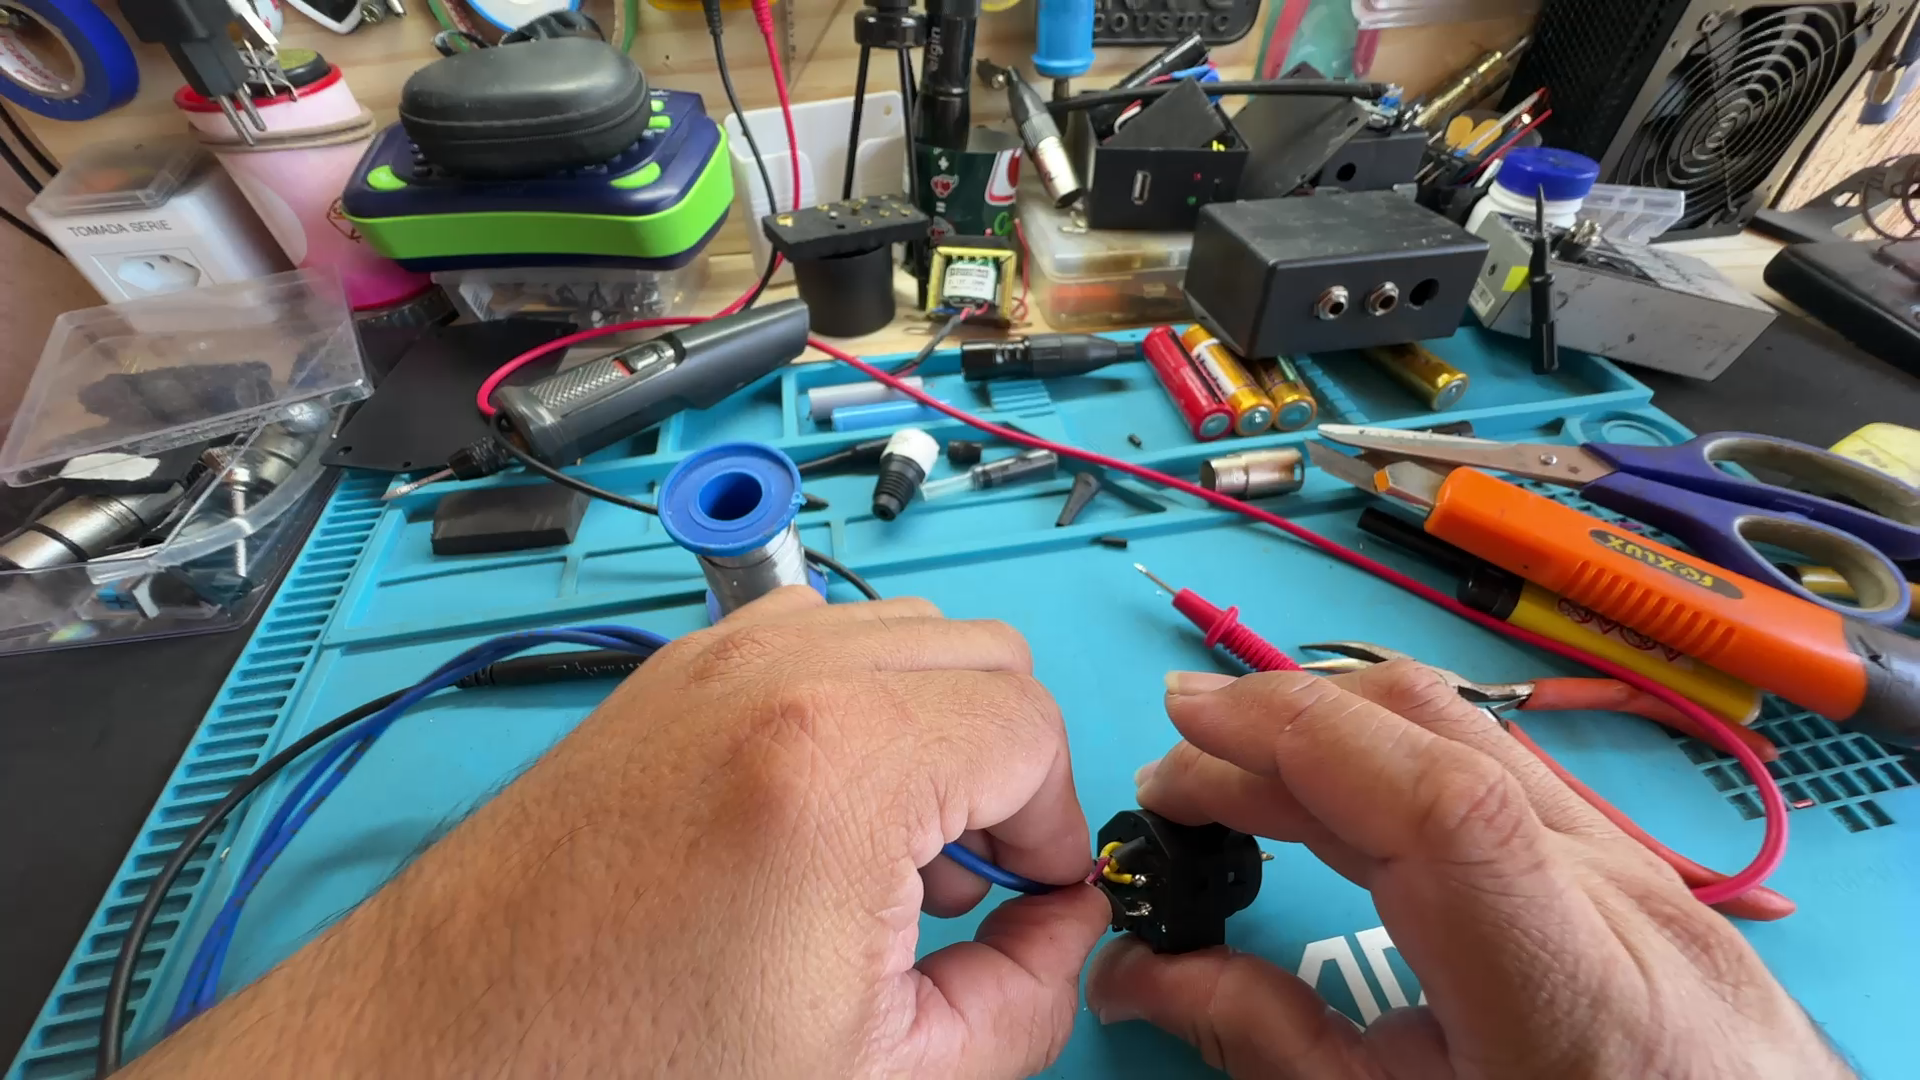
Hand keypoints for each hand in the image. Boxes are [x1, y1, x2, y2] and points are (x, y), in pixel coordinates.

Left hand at [126, 588, 1106, 1079]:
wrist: (430, 1064)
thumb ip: (1025, 996)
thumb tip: (1061, 917)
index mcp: (844, 762)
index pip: (1032, 724)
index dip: (1056, 818)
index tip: (1028, 889)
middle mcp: (788, 668)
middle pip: (987, 657)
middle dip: (1007, 760)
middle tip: (970, 863)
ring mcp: (729, 647)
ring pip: (913, 631)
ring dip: (937, 720)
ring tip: (892, 830)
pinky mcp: (688, 659)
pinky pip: (829, 631)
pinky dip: (862, 690)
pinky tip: (825, 787)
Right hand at [1084, 663, 1852, 1078]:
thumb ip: (1258, 1034)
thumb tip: (1128, 973)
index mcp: (1570, 986)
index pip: (1437, 804)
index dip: (1295, 732)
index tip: (1184, 722)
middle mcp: (1614, 888)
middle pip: (1421, 734)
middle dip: (1264, 728)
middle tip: (1169, 782)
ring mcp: (1627, 853)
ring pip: (1444, 721)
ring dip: (1308, 723)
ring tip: (1222, 767)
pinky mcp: (1614, 842)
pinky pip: (1466, 749)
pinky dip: (1362, 744)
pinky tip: (1314, 784)